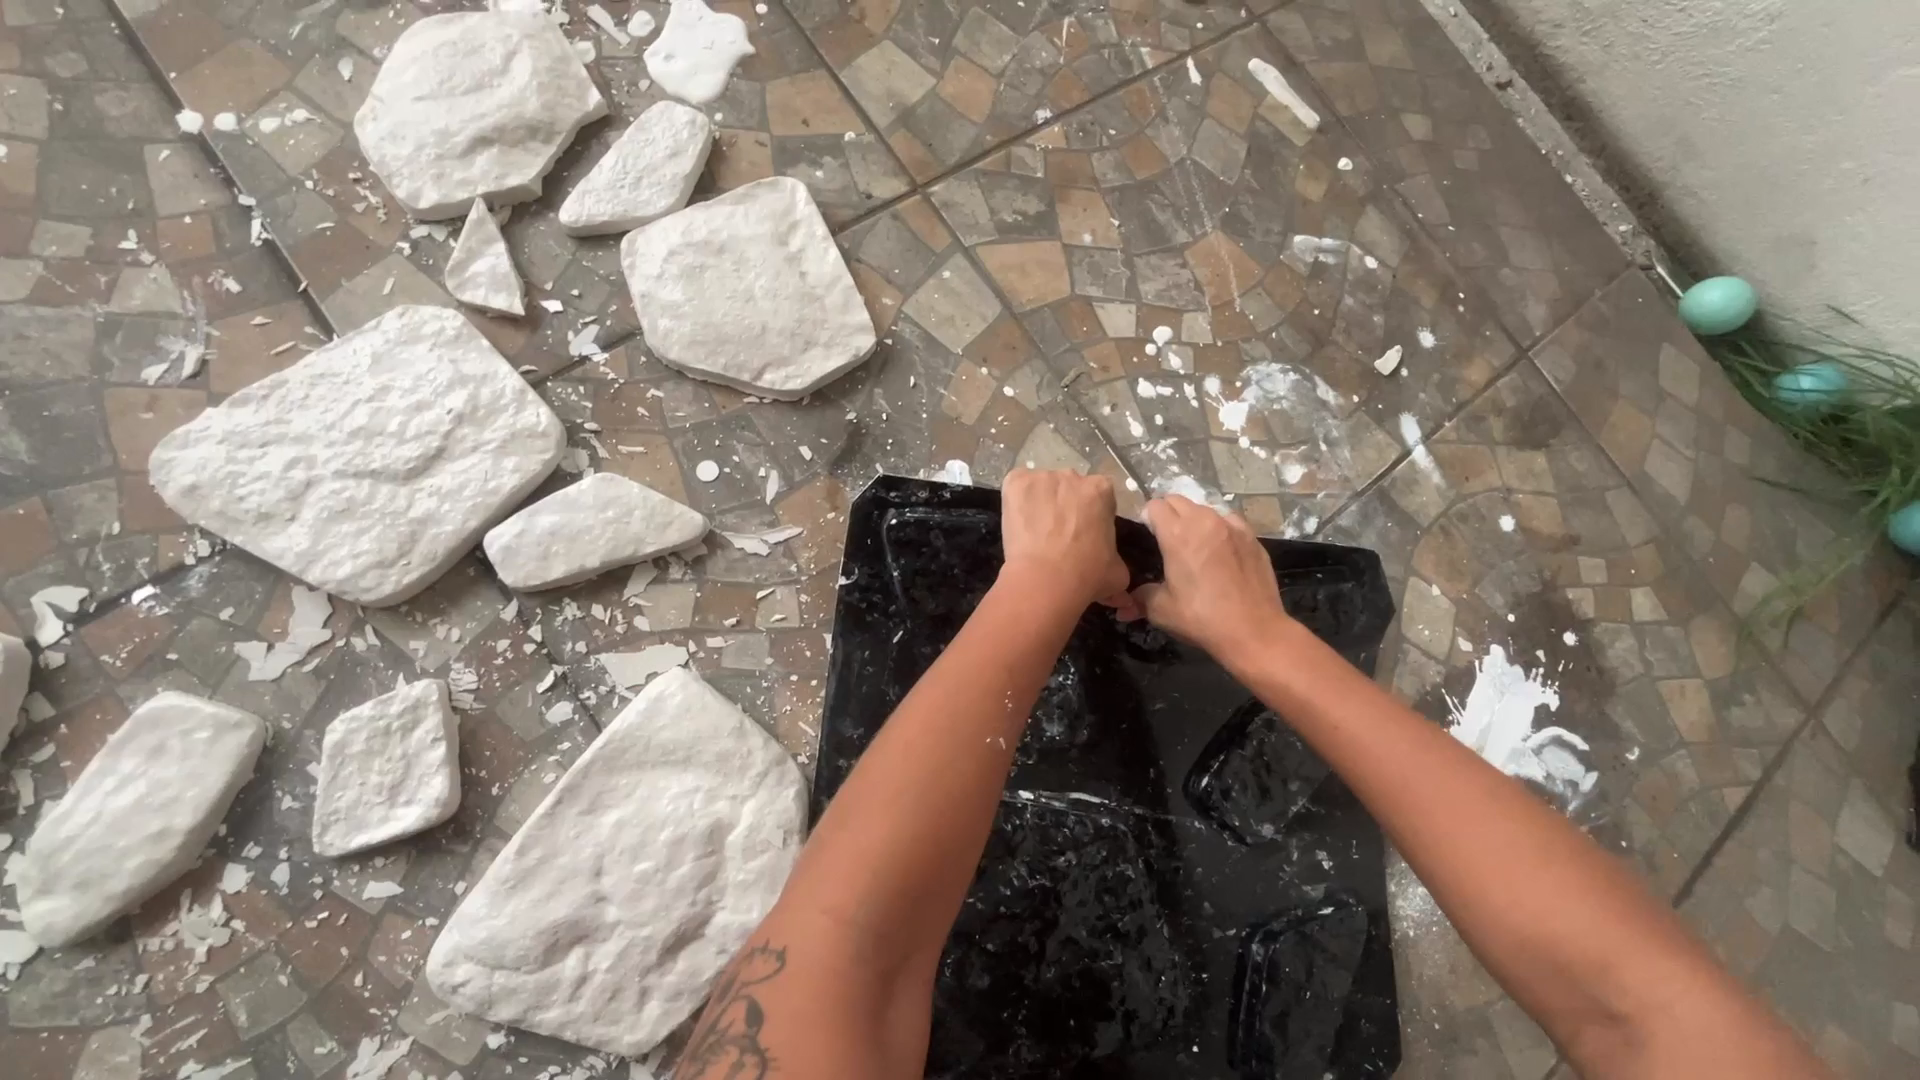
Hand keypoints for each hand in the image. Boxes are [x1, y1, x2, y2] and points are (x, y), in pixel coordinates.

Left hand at [998, 468, 1131, 609]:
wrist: (1046, 581)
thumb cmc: (1087, 576)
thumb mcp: (1117, 572)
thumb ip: (1117, 562)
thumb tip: (1116, 579)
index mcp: (1102, 490)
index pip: (1099, 495)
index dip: (1091, 514)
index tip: (1084, 532)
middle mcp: (1073, 476)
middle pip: (1069, 488)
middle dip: (1065, 506)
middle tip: (1059, 534)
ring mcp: (1042, 477)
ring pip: (1041, 487)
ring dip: (1040, 503)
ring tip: (1035, 533)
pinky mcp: (1016, 483)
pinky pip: (1016, 486)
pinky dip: (1015, 501)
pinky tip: (1018, 524)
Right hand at [1132, 496, 1292, 668]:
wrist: (1253, 630)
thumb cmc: (1201, 618)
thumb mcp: (1161, 610)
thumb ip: (1140, 597)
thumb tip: (1126, 604)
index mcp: (1177, 534)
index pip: (1154, 506)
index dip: (1147, 518)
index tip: (1147, 536)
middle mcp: (1204, 521)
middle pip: (1178, 500)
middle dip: (1168, 514)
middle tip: (1167, 540)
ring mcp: (1232, 526)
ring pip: (1204, 509)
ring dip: (1194, 519)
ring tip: (1195, 545)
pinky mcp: (1252, 537)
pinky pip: (1229, 521)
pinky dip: (1219, 528)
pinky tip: (1221, 551)